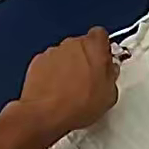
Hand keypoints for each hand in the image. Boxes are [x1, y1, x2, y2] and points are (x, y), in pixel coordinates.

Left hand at [13, 28, 119, 143]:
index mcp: (94, 46)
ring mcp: (54, 51)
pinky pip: (49, 63)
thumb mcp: (108, 95)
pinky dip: (52, 73)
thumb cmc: (77, 103)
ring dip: (68, 66)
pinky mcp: (38, 61)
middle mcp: (73, 43)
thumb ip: (111, 76)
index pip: (101, 34)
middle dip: (85, 58)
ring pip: (65, 54)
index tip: (103, 61)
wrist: (45, 113)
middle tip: (88, 79)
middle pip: (82, 44)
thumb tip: (109, 73)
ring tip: (70, 89)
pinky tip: (55, 91)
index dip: (102, 48)